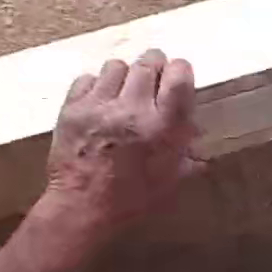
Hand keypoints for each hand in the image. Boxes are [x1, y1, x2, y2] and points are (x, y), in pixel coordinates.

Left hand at [39, 49, 201, 235]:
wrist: (83, 209)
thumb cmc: (132, 201)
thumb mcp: (170, 180)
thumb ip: (187, 155)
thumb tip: (198, 140)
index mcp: (163, 127)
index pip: (179, 74)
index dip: (180, 70)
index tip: (176, 76)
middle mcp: (134, 109)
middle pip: (148, 61)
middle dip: (153, 66)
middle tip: (150, 80)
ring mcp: (100, 106)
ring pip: (116, 65)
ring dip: (123, 76)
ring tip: (121, 93)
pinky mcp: (73, 107)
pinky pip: (87, 79)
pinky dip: (95, 87)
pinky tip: (98, 104)